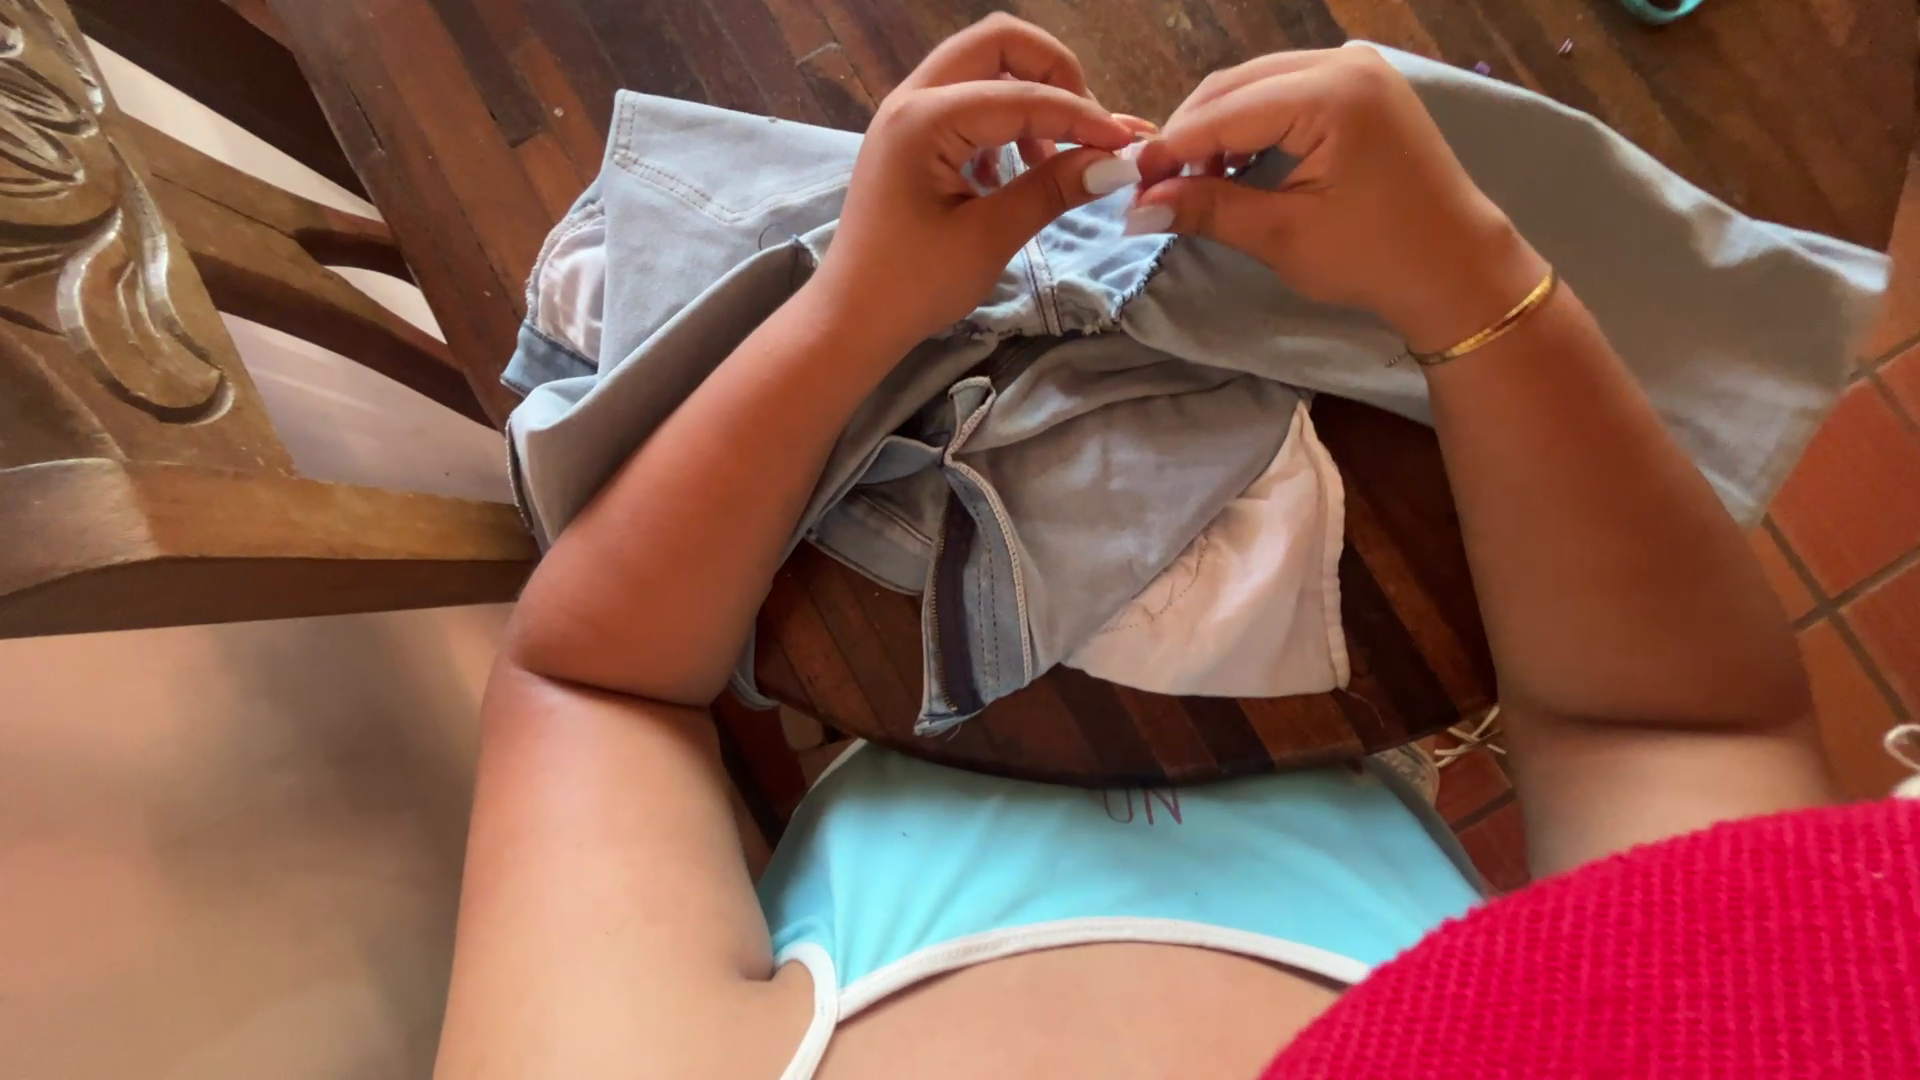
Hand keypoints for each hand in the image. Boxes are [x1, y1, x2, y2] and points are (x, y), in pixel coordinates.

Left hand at [811, 15, 1140, 349]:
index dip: (1081, 117)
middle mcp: (910, 99)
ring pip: (979, 70)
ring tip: (1052, 158)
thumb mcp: (988, 239)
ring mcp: (905, 117)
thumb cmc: (913, 286)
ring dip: (1026, 97)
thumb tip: (1115, 165)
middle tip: (1087, 127)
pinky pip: (962, 104)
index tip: (1124, 146)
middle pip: (998, 45)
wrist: (852, 320)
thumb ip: (1050, 191)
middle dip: (1053, 75)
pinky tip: (1012, 171)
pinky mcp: (907, 142)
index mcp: (925, 118)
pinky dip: (998, 122)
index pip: (1022, 96)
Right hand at [1130, 46, 1546, 354]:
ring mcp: (1354, 69)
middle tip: (1153, 190)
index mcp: (1331, 93)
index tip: (1127, 186)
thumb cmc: (1370, 256)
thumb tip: (1136, 210)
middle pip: (1232, 87)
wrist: (1450, 265)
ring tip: (1189, 185)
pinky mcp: (1357, 89)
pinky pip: (1280, 96)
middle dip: (1187, 138)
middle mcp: (1342, 62)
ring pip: (1253, 88)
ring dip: (1212, 133)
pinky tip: (1228, 168)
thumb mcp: (1280, 235)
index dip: (1169, 149)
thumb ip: (1207, 210)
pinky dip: (1244, 129)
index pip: (1223, 111)